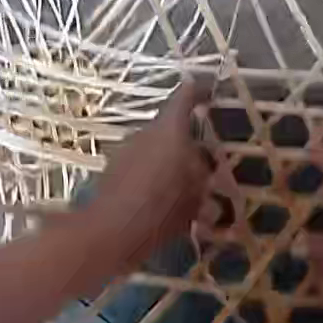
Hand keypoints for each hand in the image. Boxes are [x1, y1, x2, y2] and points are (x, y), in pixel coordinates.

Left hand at [71, 82, 211, 270]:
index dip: (200, 90)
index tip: (211, 89)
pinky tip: (173, 212)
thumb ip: (201, 172)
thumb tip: (202, 165)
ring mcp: (125, 155)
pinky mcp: (114, 176)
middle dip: (191, 147)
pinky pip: (144, 173)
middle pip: (173, 132)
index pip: (185, 97)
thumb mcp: (195, 189)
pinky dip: (159, 185)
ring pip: (158, 154)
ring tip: (194, 199)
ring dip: (174, 169)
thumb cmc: (161, 206)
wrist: (111, 232)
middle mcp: (144, 135)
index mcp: (168, 130)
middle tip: (209, 168)